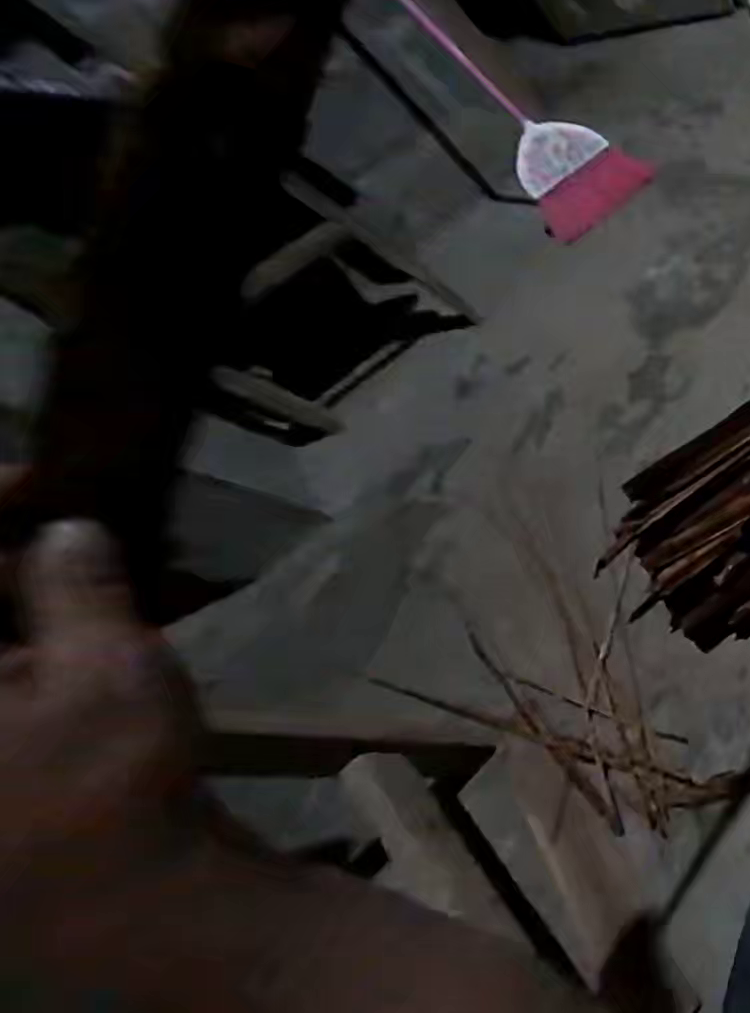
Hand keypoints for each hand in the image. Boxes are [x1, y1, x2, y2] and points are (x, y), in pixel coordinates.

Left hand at [0, 521, 203, 917]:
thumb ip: (79, 595)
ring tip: (62, 574)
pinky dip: (11, 641)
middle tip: (51, 529)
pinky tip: (55, 629)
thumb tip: (66, 529)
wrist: (107, 892)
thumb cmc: (104, 778)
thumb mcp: (112, 673)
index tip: (32, 486)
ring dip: (10, 601)